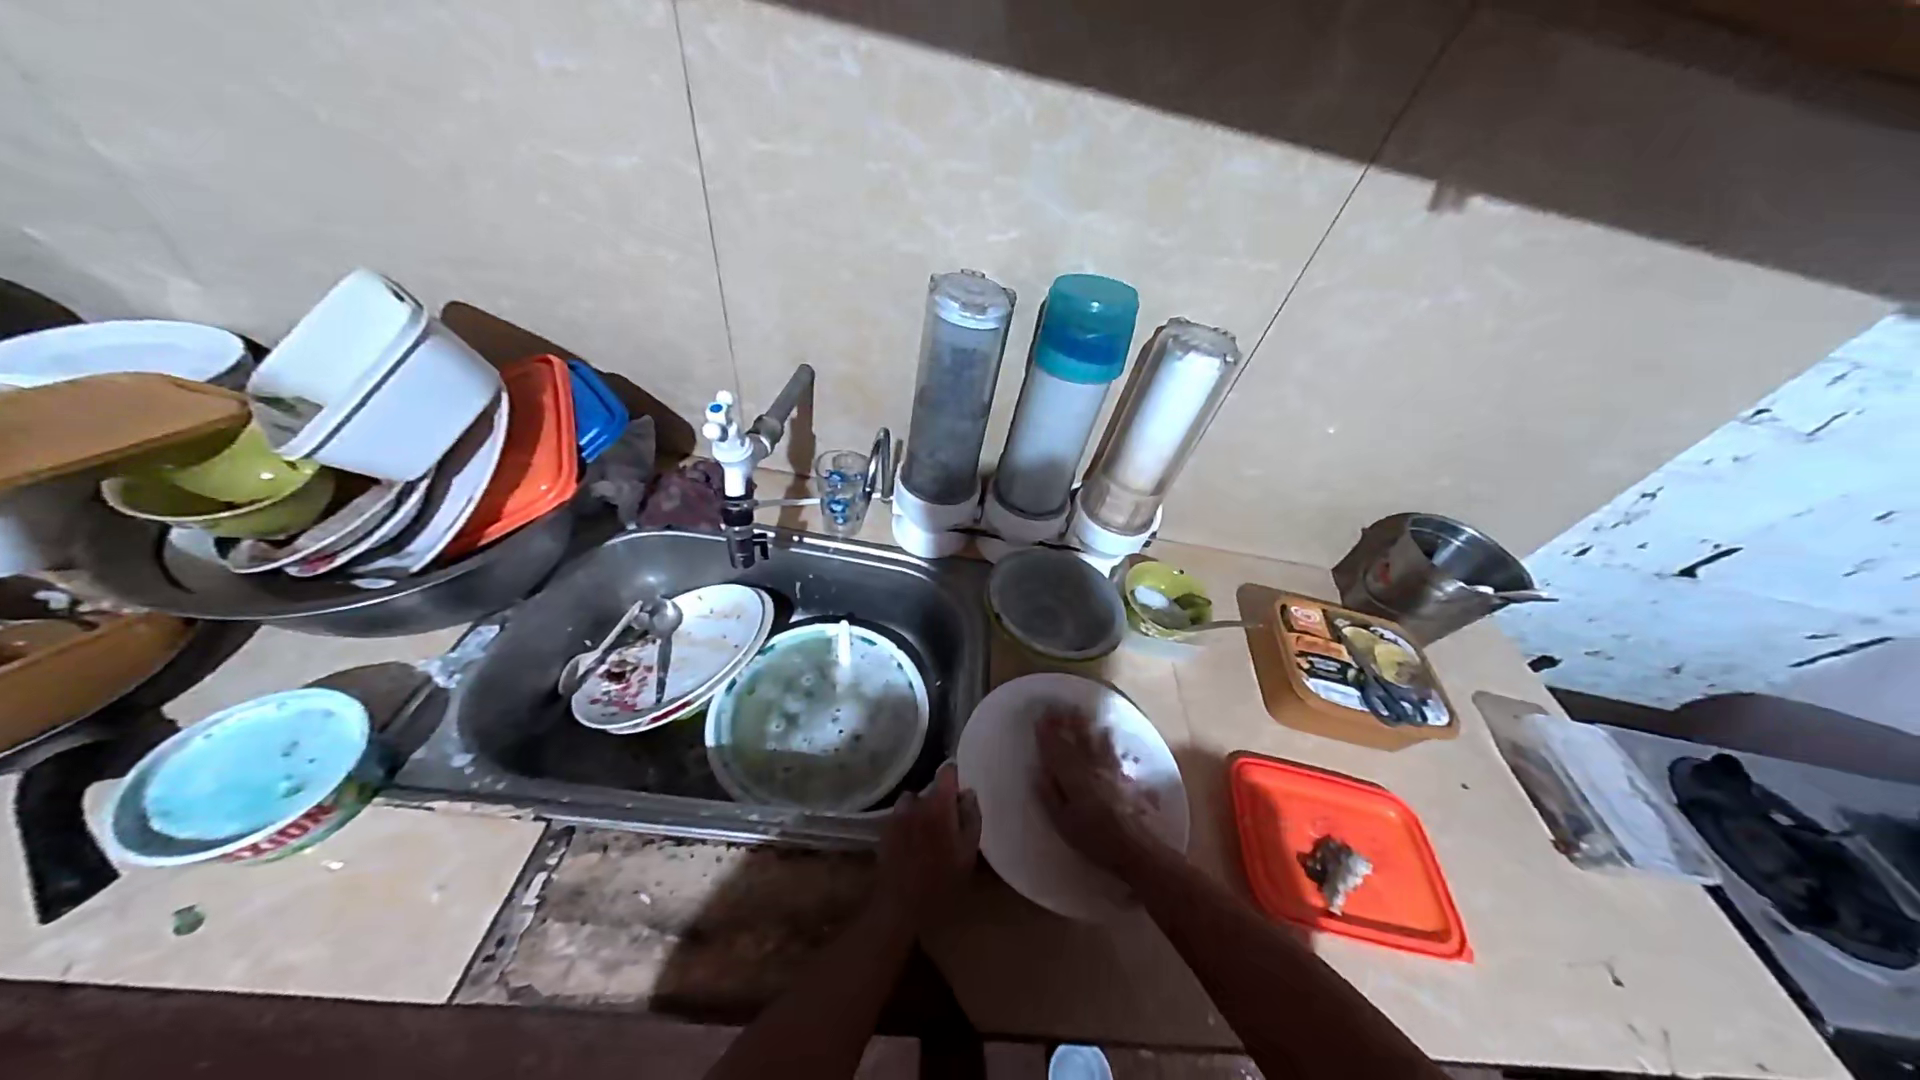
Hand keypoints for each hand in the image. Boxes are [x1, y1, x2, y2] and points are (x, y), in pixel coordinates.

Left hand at [875, 762, 980, 931]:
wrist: (900, 906)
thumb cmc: (942, 881)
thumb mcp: (968, 852)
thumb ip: (971, 817)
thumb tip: (968, 793)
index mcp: (938, 805)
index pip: (947, 771)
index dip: (955, 776)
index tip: (962, 791)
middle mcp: (915, 802)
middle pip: (931, 788)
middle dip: (941, 799)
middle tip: (951, 821)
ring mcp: (897, 815)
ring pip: (915, 802)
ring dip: (923, 810)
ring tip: (931, 832)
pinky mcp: (885, 829)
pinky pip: (902, 816)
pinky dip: (910, 822)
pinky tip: (915, 843)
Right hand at [1036, 707, 1159, 875]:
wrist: (1135, 848)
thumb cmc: (1094, 839)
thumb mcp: (1062, 822)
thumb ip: (1049, 794)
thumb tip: (1038, 770)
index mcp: (1073, 776)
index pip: (1056, 749)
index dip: (1047, 733)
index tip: (1039, 719)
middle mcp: (1091, 766)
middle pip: (1077, 737)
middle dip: (1066, 721)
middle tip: (1056, 708)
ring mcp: (1110, 769)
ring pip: (1096, 739)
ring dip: (1086, 724)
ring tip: (1080, 712)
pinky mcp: (1124, 776)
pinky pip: (1112, 749)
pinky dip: (1106, 738)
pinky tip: (1106, 732)